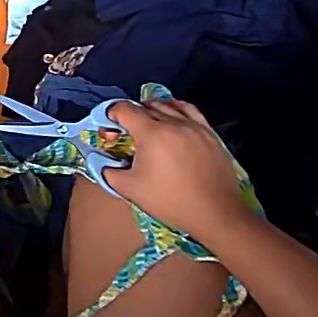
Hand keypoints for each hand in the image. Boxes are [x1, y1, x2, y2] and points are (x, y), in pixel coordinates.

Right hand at [106, 98, 252, 241]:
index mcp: (152, 133)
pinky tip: (172, 117)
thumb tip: (101, 161)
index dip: (112, 113)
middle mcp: (173, 122)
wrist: (215, 211)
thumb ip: (109, 171)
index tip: (109, 126)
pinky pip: (188, 110)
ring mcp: (194, 125)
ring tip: (147, 124)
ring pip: (167, 105)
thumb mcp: (131, 189)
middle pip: (145, 105)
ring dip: (152, 110)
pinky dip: (175, 109)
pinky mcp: (209, 132)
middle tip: (126, 132)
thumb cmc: (171, 201)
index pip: (125, 109)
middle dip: (131, 114)